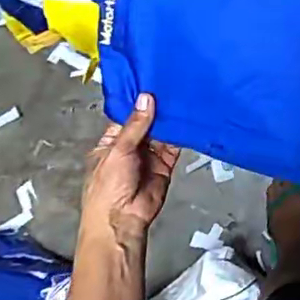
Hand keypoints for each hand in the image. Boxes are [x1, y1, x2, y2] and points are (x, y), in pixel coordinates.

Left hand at [82, 93, 179, 247]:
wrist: (123, 217)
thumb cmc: (108, 186)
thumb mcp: (118, 151)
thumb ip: (136, 126)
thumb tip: (146, 98)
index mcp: (111, 143)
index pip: (126, 118)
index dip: (138, 102)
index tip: (152, 82)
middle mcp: (131, 147)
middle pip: (147, 123)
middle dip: (158, 108)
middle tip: (174, 85)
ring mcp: (150, 155)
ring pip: (163, 133)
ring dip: (171, 120)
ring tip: (185, 97)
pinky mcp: (167, 163)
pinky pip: (176, 145)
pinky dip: (183, 134)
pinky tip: (190, 119)